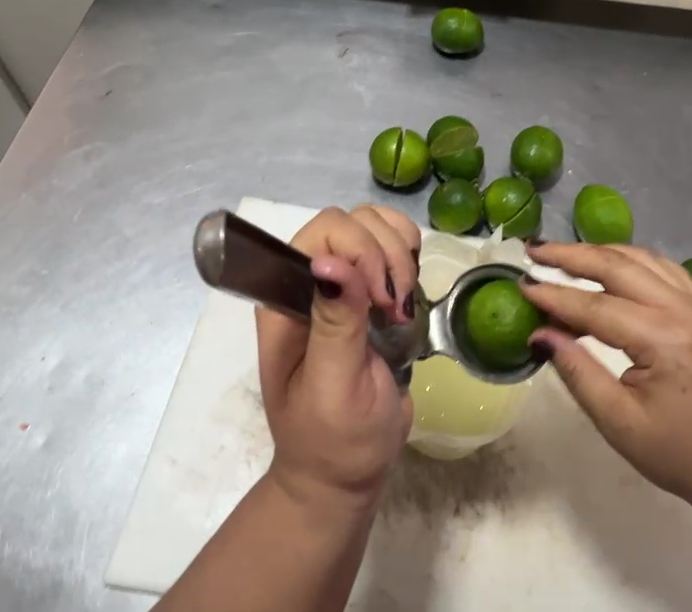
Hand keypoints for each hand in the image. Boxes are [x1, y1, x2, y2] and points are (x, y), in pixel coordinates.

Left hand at [256, 206, 419, 514]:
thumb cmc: (333, 439)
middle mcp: (307, 280)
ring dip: (400, 256)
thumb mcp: (332, 389)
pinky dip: (408, 259)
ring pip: (374, 226)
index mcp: (283, 299)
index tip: (380, 302)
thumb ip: (334, 325)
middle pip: (351, 221)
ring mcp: (339, 282)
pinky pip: (392, 247)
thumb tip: (331, 264)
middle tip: (394, 310)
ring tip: (402, 306)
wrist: (347, 471)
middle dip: (385, 256)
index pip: (320, 233)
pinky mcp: (367, 291)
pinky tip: (408, 297)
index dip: (358, 252)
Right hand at [521, 242, 691, 512]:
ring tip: (560, 255)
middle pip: (617, 266)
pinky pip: (660, 268)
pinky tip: (607, 265)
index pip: (596, 306)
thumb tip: (540, 334)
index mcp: (664, 340)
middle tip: (533, 252)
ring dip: (598, 253)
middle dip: (571, 256)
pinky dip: (627, 259)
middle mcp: (682, 310)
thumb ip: (578, 372)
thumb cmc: (678, 453)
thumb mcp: (618, 422)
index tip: (519, 284)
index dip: (555, 295)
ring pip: (639, 259)